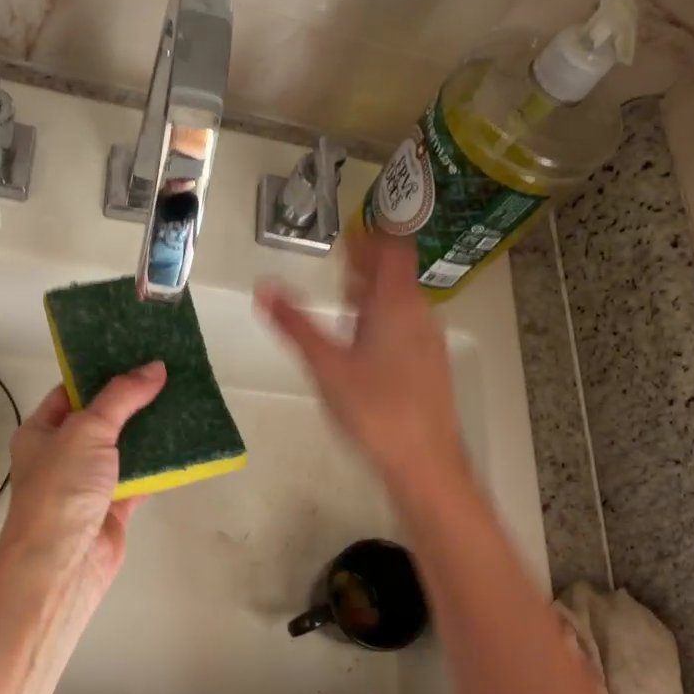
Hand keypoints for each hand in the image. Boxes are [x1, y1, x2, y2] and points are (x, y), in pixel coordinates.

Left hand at [0, 361, 166, 595]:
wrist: (62, 564)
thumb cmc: (61, 489)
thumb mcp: (87, 430)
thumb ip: (122, 397)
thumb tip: (155, 367)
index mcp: (42, 431)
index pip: (72, 391)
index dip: (101, 371)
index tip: (135, 353)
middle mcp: (63, 454)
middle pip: (102, 418)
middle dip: (133, 400)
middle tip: (169, 374)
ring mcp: (89, 483)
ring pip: (125, 448)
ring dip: (150, 431)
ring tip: (184, 401)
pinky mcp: (114, 507)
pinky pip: (141, 478)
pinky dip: (161, 466)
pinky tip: (186, 446)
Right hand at [256, 231, 469, 492]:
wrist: (425, 460)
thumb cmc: (374, 408)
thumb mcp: (325, 365)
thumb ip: (293, 325)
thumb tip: (262, 288)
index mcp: (396, 303)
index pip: (392, 249)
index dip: (372, 237)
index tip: (349, 233)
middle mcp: (419, 314)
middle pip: (396, 276)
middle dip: (367, 267)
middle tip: (340, 263)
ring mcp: (429, 342)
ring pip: (402, 304)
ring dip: (374, 296)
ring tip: (345, 301)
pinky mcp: (431, 367)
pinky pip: (406, 328)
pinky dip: (384, 321)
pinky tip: (364, 344)